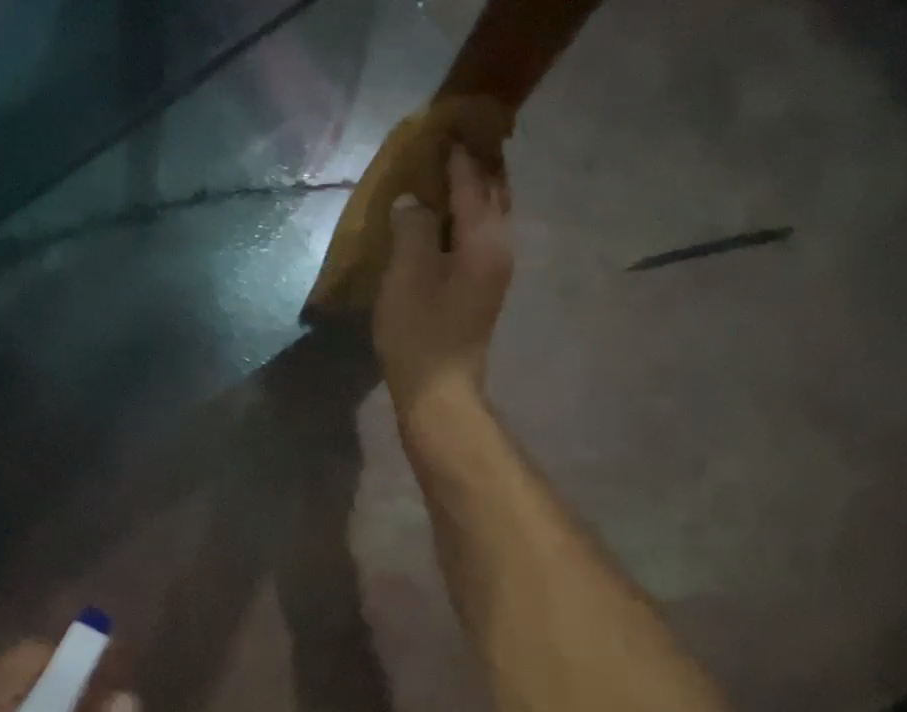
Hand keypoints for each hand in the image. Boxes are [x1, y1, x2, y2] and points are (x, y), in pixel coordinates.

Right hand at [371, 144, 513, 411]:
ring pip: (488, 215)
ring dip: (471, 191)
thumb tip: (414, 204)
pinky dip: (464, 218)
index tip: (440, 126)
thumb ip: (412, 228)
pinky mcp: (482, 289)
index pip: (472, 181)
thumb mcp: (406, 275)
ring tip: (447, 172)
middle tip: (451, 141)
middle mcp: (499, 247)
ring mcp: (495, 270)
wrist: (438, 391)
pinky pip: (478, 236)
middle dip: (474, 165)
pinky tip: (443, 218)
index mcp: (484, 238)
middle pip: (492, 192)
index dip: (455, 154)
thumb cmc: (419, 332)